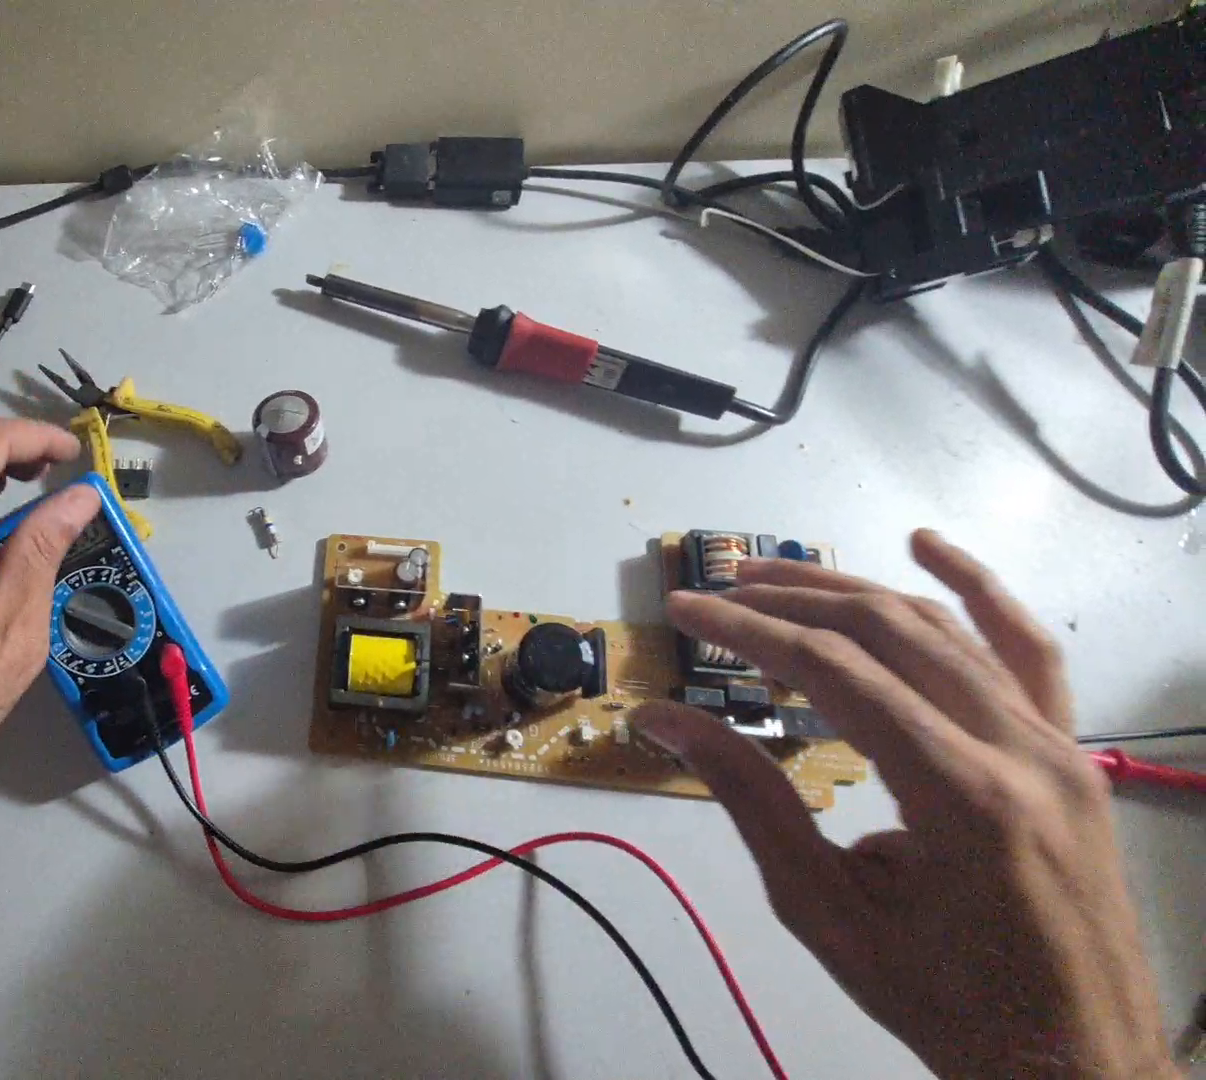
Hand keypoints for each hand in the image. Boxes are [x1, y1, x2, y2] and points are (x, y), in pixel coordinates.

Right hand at [633, 530, 1172, 1079]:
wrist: (1078, 1066)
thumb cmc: (936, 994)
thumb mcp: (818, 902)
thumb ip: (745, 794)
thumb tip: (660, 716)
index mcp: (960, 794)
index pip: (834, 672)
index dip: (745, 632)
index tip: (680, 611)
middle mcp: (1021, 749)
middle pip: (885, 632)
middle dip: (784, 602)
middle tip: (711, 595)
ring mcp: (1057, 743)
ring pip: (942, 627)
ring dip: (846, 589)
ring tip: (767, 574)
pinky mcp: (1067, 750)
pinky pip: (1027, 649)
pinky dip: (977, 587)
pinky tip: (927, 545)